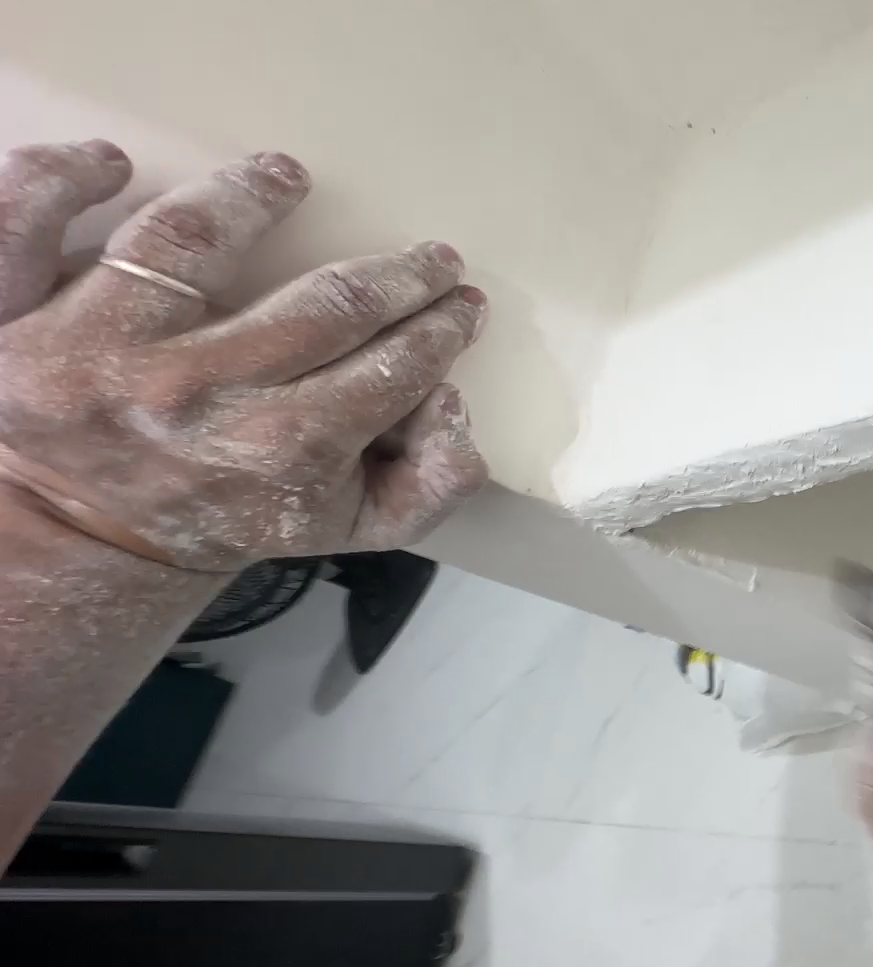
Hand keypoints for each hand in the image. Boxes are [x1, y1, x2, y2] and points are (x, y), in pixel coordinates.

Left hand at [0, 140, 487, 571]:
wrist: (85, 537)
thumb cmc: (237, 520)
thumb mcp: (364, 528)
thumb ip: (438, 479)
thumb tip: (452, 399)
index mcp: (290, 448)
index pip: (396, 367)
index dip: (444, 330)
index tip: (464, 305)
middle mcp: (201, 394)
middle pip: (329, 306)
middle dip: (402, 277)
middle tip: (434, 258)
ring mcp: (96, 350)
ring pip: (184, 239)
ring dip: (249, 196)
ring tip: (288, 175)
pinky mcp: (5, 322)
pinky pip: (13, 227)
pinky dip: (55, 180)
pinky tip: (110, 160)